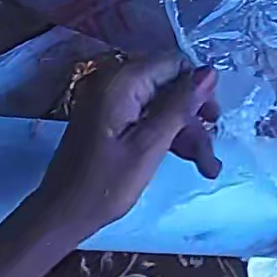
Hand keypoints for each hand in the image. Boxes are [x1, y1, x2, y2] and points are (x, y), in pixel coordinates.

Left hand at [29, 54, 221, 240]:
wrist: (63, 213)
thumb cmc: (105, 184)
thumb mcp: (150, 145)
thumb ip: (180, 105)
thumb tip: (209, 72)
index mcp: (121, 82)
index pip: (174, 62)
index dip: (199, 87)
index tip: (213, 119)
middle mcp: (115, 83)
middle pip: (170, 85)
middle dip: (195, 117)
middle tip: (212, 148)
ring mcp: (112, 102)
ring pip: (163, 106)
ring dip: (187, 133)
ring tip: (207, 168)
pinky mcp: (112, 120)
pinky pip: (148, 118)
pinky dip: (168, 136)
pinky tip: (190, 160)